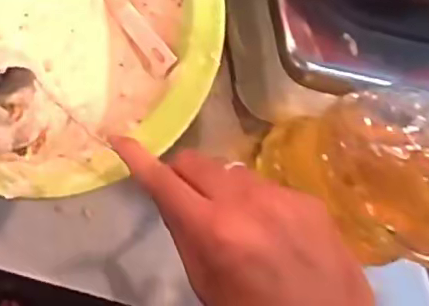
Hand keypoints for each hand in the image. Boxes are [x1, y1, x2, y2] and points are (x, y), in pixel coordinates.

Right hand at [112, 137, 372, 305]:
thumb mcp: (210, 289)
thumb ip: (185, 236)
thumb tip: (167, 193)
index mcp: (216, 230)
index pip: (164, 180)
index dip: (138, 158)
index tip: (119, 139)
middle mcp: (247, 201)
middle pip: (196, 162)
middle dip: (184, 175)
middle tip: (187, 199)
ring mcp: (281, 195)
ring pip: (231, 171)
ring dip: (224, 189)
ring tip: (238, 223)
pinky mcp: (308, 198)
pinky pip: (268, 185)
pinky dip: (260, 202)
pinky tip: (274, 232)